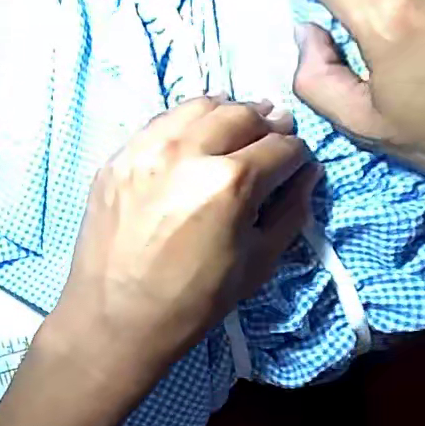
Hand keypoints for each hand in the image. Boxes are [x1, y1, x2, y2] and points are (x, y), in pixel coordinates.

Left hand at [42, 98, 320, 389]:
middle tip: (274, 140)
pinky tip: (196, 138)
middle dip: (269, 125)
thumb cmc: (196, 302)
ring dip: (230, 113)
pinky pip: (163, 120)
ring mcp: (148, 149)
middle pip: (244, 114)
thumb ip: (290, 211)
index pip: (282, 148)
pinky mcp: (119, 155)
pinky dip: (189, 122)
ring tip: (238, 130)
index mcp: (232, 183)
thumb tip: (307, 172)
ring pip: (202, 105)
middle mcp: (190, 152)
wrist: (117, 320)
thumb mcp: (259, 263)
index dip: (298, 155)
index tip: (297, 165)